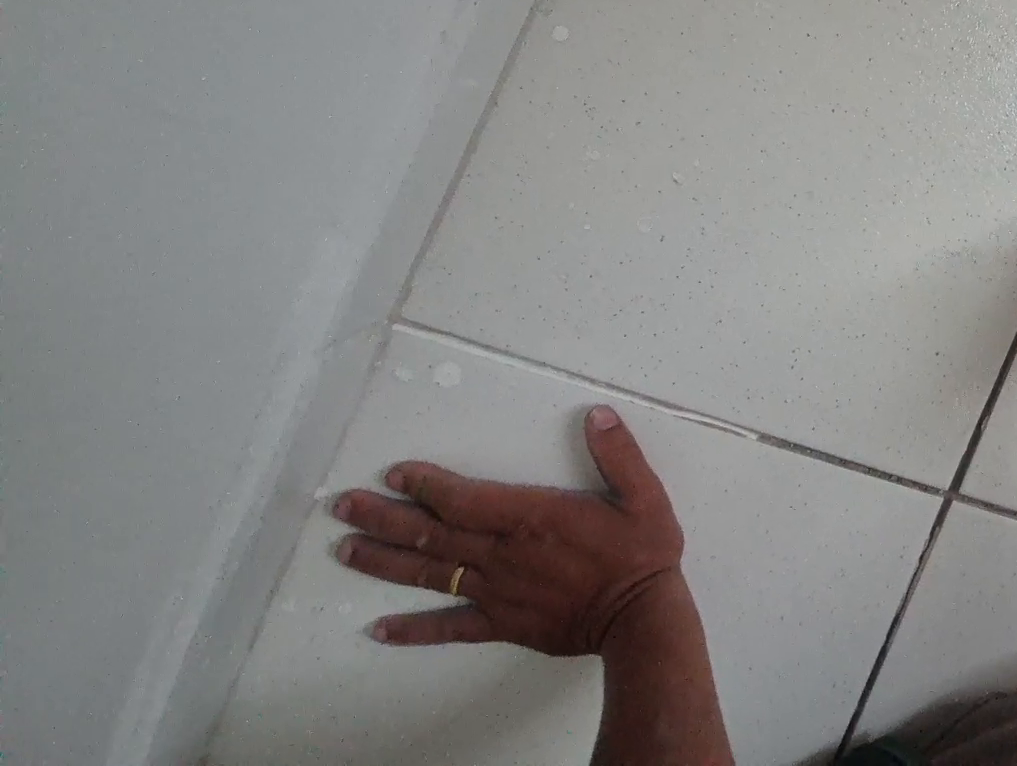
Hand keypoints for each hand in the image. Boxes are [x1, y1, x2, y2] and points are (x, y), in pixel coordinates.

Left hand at [330, 404, 683, 652]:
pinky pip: (450, 628)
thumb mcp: (645, 494)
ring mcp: (498, 592)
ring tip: (343, 550)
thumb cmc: (642, 552)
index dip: (428, 484)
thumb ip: (619, 454)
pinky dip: (412, 630)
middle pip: (434, 533)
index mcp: (534, 518)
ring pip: (432, 573)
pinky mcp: (502, 624)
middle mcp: (505, 554)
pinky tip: (379, 630)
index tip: (395, 473)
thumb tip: (597, 415)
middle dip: (384, 517)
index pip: (467, 498)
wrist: (641, 616)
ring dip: (384, 561)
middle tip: (342, 506)